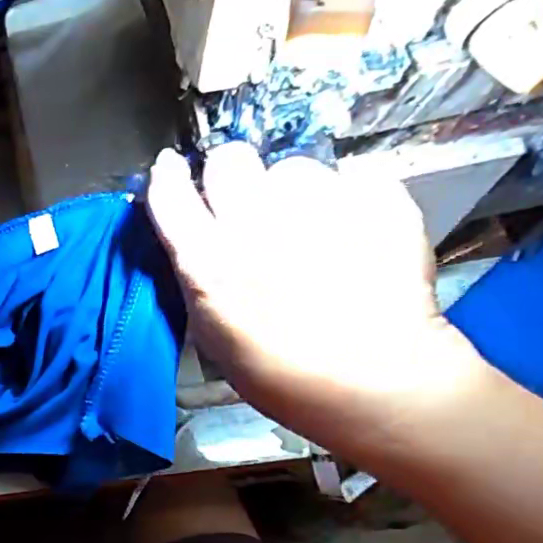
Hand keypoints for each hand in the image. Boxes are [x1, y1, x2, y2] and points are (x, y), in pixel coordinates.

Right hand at [145, 143, 488, 444]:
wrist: (374, 383)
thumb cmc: (281, 375)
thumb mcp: (212, 336)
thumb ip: (198, 279)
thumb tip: (192, 245)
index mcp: (208, 261)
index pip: (170, 193)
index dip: (168, 176)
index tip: (173, 171)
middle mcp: (254, 223)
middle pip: (229, 159)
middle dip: (233, 176)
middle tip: (250, 205)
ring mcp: (318, 206)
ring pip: (292, 169)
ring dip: (293, 194)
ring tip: (313, 232)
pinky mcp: (373, 200)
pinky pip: (350, 179)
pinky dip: (349, 201)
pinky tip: (355, 236)